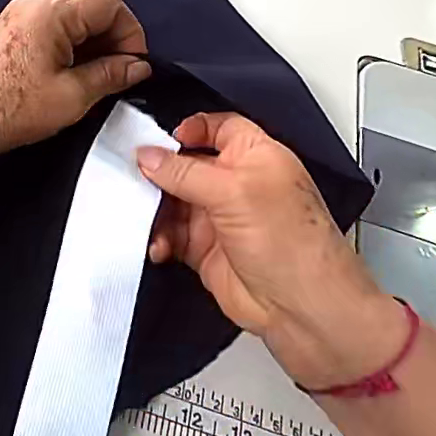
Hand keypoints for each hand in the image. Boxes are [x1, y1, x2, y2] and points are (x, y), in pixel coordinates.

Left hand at [0, 0, 151, 176]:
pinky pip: (49, 35)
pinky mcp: (7, 39)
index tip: (133, 64)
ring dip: (89, 50)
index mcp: (49, 13)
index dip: (130, 34)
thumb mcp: (73, 96)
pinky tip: (68, 81)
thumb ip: (111, 75)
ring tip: (92, 84)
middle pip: (89, 11)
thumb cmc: (5, 111)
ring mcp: (16, 21)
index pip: (109, 4)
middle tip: (117, 77)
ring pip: (70, 24)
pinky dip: (67, 53)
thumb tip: (136, 67)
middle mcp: (30, 8)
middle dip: (110, 42)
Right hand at [136, 113, 406, 389]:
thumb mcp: (233, 193)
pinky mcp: (201, 246)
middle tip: (137, 180)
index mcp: (255, 157)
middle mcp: (235, 183)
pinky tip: (159, 247)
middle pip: (184, 164)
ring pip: (169, 200)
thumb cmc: (292, 246)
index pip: (219, 127)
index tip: (160, 141)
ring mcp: (217, 215)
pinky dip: (157, 238)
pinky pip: (166, 232)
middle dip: (158, 173)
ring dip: (153, 211)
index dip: (190, 129)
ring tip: (147, 222)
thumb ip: (184, 171)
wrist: (299, 308)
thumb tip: (146, 155)